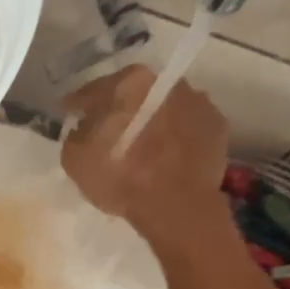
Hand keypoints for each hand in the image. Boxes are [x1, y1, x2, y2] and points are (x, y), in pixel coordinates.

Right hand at [61, 66, 231, 250]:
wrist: (175, 206)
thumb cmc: (120, 177)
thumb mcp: (76, 159)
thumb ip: (76, 134)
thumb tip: (84, 127)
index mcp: (131, 82)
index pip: (97, 89)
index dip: (80, 104)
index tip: (71, 114)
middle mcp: (169, 82)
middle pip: (137, 94)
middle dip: (123, 110)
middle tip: (110, 133)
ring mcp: (199, 102)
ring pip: (166, 108)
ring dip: (154, 122)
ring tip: (143, 149)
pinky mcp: (218, 126)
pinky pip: (188, 128)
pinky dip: (178, 138)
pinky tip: (168, 159)